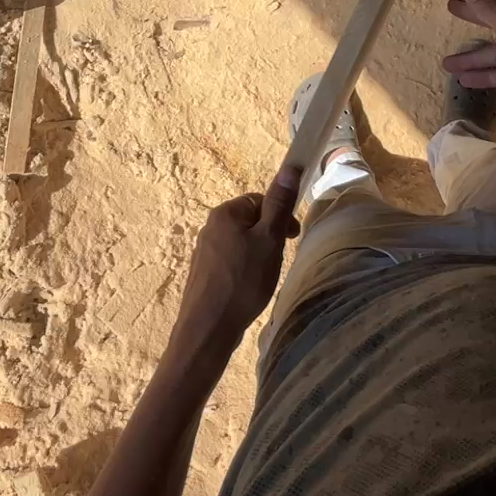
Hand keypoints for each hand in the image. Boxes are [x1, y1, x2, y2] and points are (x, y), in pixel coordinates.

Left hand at [173, 168, 302, 352]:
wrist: (208, 329)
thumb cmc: (243, 280)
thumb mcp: (269, 240)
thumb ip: (279, 204)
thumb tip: (289, 167)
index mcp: (225, 213)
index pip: (259, 200)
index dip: (280, 216)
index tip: (293, 238)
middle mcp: (210, 226)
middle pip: (250, 220)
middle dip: (269, 235)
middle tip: (280, 258)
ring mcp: (204, 251)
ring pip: (241, 242)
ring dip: (258, 253)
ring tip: (265, 276)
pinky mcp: (203, 273)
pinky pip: (230, 261)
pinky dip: (244, 268)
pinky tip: (249, 287)